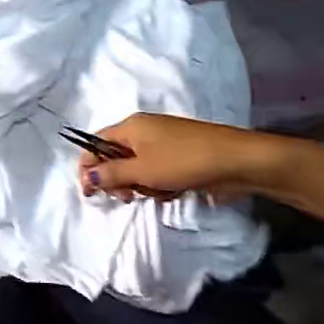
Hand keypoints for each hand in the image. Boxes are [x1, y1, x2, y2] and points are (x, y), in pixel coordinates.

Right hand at [76, 113, 277, 201]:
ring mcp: (163, 144)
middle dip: (119, 180)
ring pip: (137, 170)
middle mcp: (144, 132)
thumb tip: (87, 176)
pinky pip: (157, 173)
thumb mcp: (142, 170)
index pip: (96, 144)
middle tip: (129, 196)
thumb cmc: (184, 161)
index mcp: (131, 127)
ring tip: (160, 191)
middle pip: (115, 158)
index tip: (90, 193)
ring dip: (143, 186)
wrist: (236, 161)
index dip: (89, 167)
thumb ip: (111, 174)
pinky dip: (160, 185)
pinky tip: (174, 191)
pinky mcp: (179, 158)